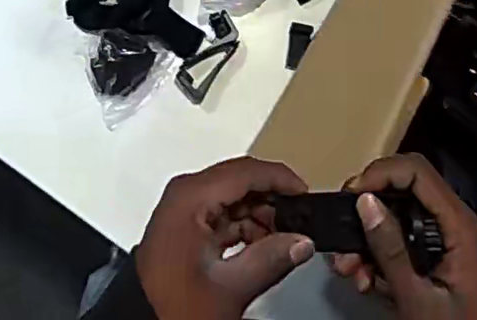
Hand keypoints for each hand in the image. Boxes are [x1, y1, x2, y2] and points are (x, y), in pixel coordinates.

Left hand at [134, 156, 316, 319]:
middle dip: (270, 200)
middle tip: (297, 222)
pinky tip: (262, 247)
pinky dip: (244, 227)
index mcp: (191, 196)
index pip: (244, 171)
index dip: (278, 178)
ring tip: (283, 240)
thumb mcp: (229, 288)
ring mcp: (184, 208)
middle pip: (238, 181)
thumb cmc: (172, 308)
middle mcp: (186, 193)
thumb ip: (270, 259)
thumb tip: (301, 241)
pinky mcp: (186, 225)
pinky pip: (222, 213)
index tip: (304, 192)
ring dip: (259, 215)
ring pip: (232, 197)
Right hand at [329, 154, 476, 319]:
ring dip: (368, 237)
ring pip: (398, 216)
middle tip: (343, 234)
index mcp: (458, 224)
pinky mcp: (438, 259)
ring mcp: (446, 240)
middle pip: (403, 189)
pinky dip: (380, 254)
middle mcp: (453, 223)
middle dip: (368, 208)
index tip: (351, 195)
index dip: (380, 173)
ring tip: (349, 268)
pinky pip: (403, 240)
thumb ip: (391, 250)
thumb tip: (364, 200)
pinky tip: (365, 279)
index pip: (415, 170)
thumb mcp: (419, 301)